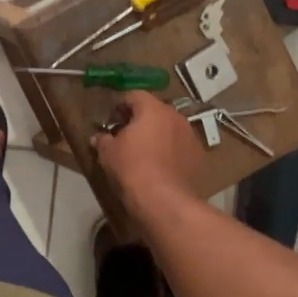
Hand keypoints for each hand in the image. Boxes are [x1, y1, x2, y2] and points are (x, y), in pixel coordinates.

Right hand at [92, 91, 204, 212]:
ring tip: (145, 153)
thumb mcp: (108, 153)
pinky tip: (160, 167)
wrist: (164, 201)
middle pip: (155, 111)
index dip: (121, 106)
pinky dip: (171, 151)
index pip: (134, 96)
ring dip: (158, 135)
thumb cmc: (132, 169)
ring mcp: (190, 136)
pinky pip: (180, 147)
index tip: (111, 121)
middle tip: (126, 136)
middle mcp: (175, 116)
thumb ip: (102, 140)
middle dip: (141, 120)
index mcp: (152, 109)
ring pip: (170, 128)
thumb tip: (98, 137)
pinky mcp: (199, 156)